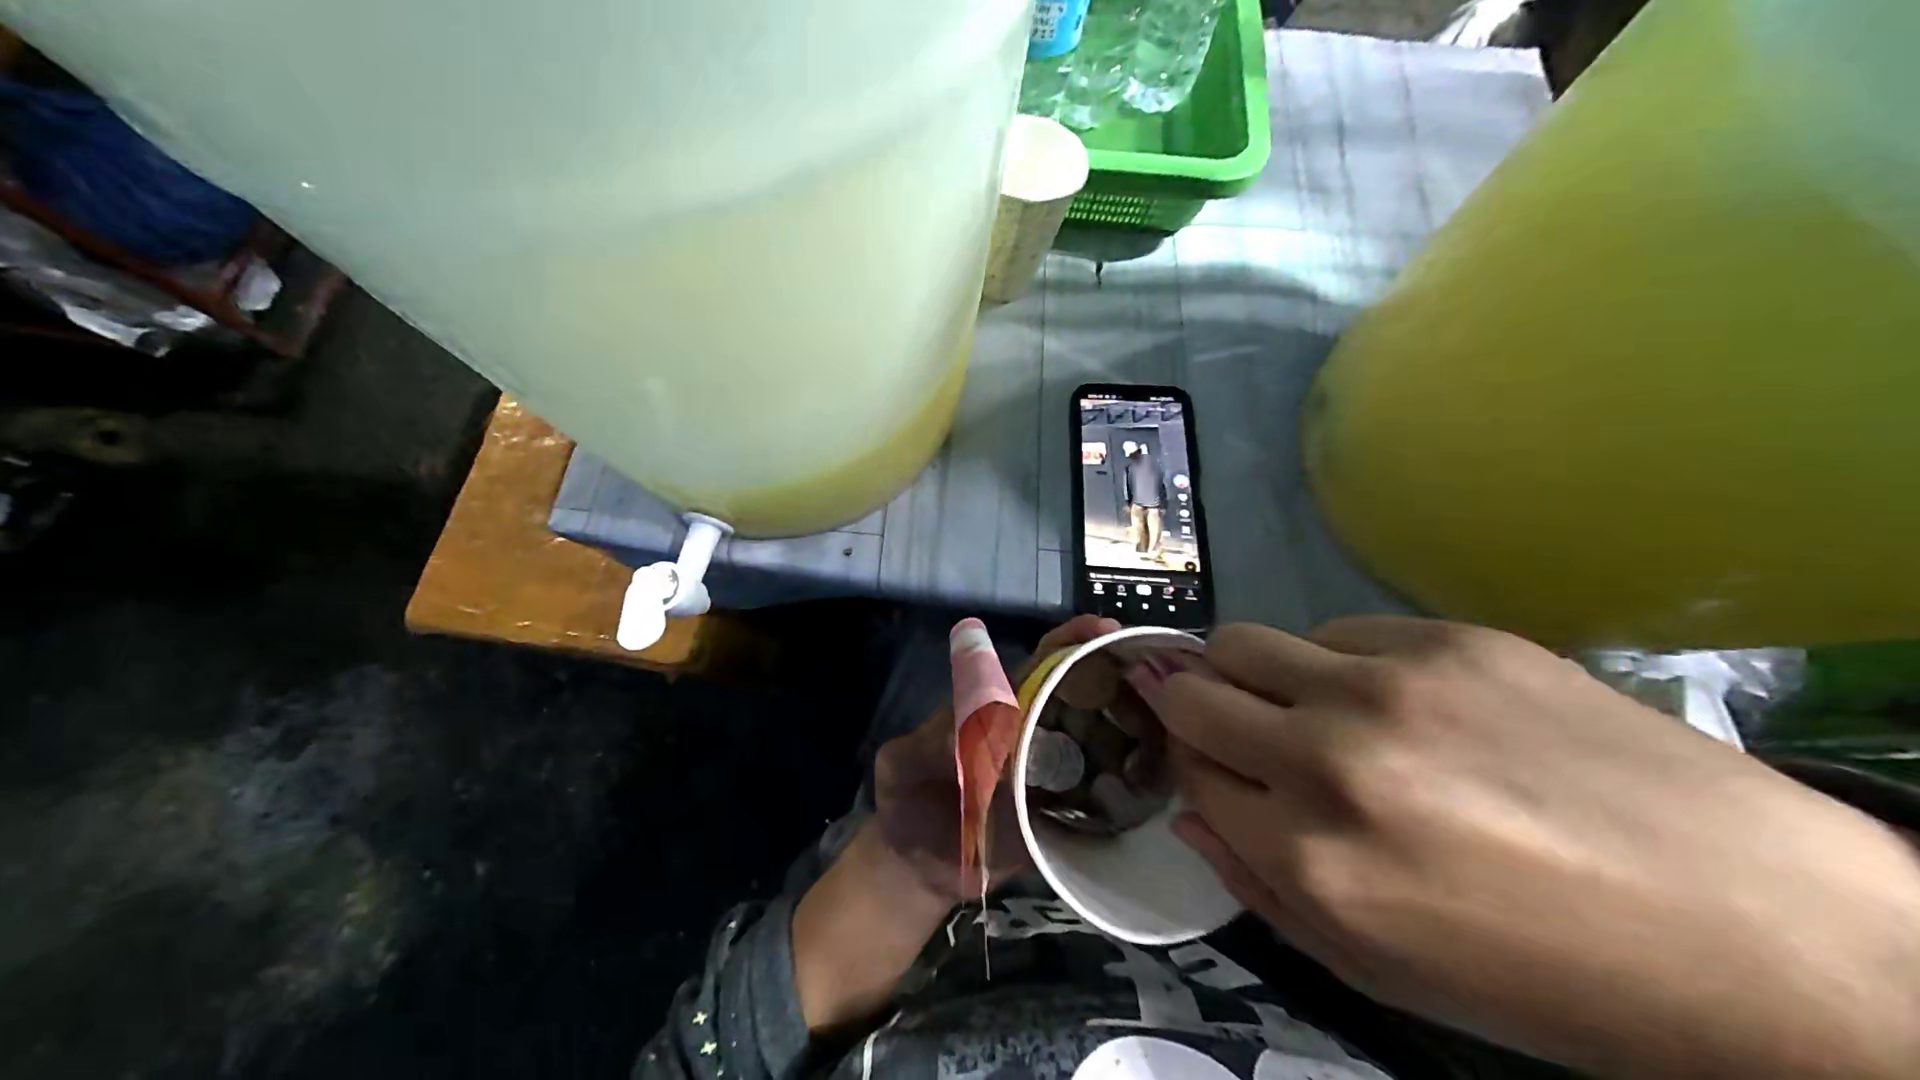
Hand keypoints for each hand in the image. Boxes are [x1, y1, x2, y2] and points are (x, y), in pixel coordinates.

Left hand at [795, 614, 1118, 1033]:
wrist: (913, 868)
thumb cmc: (905, 799)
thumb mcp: (901, 764)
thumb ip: (926, 743)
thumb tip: (970, 736)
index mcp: (998, 710)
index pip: (1038, 665)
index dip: (1069, 643)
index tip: (1106, 630)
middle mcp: (1033, 736)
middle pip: (1083, 700)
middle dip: (1119, 686)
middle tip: (1158, 690)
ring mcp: (1052, 779)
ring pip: (1102, 747)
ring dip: (1134, 739)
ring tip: (1169, 739)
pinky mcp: (1061, 822)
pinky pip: (1100, 806)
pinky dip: (1127, 798)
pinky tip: (1158, 794)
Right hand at [1144, 616, 1919, 1079]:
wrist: (1771, 934)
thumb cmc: (1547, 977)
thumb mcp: (1380, 971)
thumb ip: (1260, 887)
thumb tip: (1192, 812)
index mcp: (1310, 856)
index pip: (1188, 771)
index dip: (1195, 770)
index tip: (1218, 772)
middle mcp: (1329, 756)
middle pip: (1189, 688)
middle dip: (1192, 707)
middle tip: (1236, 726)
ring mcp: (1389, 684)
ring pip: (1243, 640)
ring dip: (1255, 675)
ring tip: (1314, 707)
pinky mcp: (1451, 637)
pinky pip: (1338, 629)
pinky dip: (1339, 663)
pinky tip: (1402, 701)